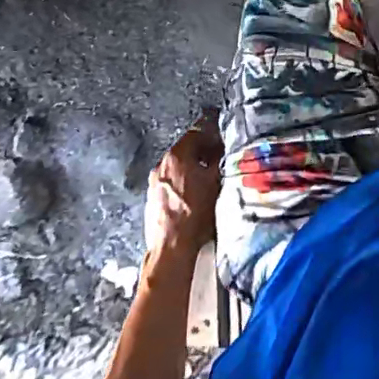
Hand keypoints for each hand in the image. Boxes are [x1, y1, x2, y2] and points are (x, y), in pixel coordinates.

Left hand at [144, 116, 222, 251]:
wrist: (172, 248)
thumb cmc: (197, 213)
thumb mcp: (217, 180)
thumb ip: (221, 158)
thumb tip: (225, 147)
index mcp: (177, 155)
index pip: (197, 130)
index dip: (213, 130)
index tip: (224, 132)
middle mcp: (161, 165)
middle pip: (186, 148)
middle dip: (204, 149)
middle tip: (221, 154)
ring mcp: (154, 183)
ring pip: (178, 165)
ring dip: (193, 165)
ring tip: (210, 174)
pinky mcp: (152, 200)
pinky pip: (171, 181)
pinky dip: (184, 180)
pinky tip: (195, 191)